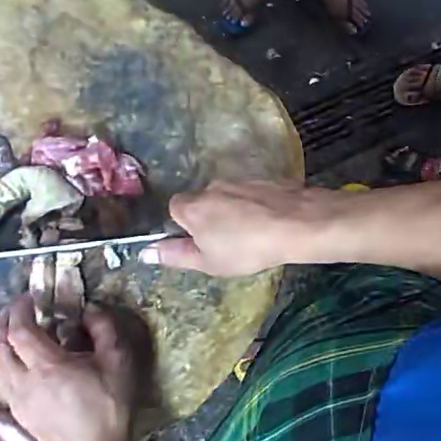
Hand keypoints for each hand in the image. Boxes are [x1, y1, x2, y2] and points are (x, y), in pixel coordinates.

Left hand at [0, 299, 135, 440]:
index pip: (19, 330)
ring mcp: (17, 401)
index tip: (29, 295)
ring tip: (18, 329)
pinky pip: (3, 380)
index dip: (20, 309)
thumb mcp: (117, 360)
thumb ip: (102, 327)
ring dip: (3, 342)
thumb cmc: (109, 407)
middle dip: (5, 322)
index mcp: (46, 367)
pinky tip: (23, 358)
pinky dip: (6, 361)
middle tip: (18, 307)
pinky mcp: (19, 415)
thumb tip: (88, 309)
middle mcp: (23, 383)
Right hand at [155, 180, 350, 274]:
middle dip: (209, 218)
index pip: (175, 208)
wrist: (295, 223)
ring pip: (226, 196)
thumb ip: (175, 254)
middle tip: (225, 243)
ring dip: (232, 211)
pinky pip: (249, 193)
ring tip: (250, 235)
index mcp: (192, 206)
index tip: (200, 242)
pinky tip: (267, 223)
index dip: (184, 226)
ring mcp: (239, 179)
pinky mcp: (262, 178)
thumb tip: (145, 251)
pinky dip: (253, 206)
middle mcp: (211, 186)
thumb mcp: (207, 261)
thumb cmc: (246, 249)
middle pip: (201, 200)